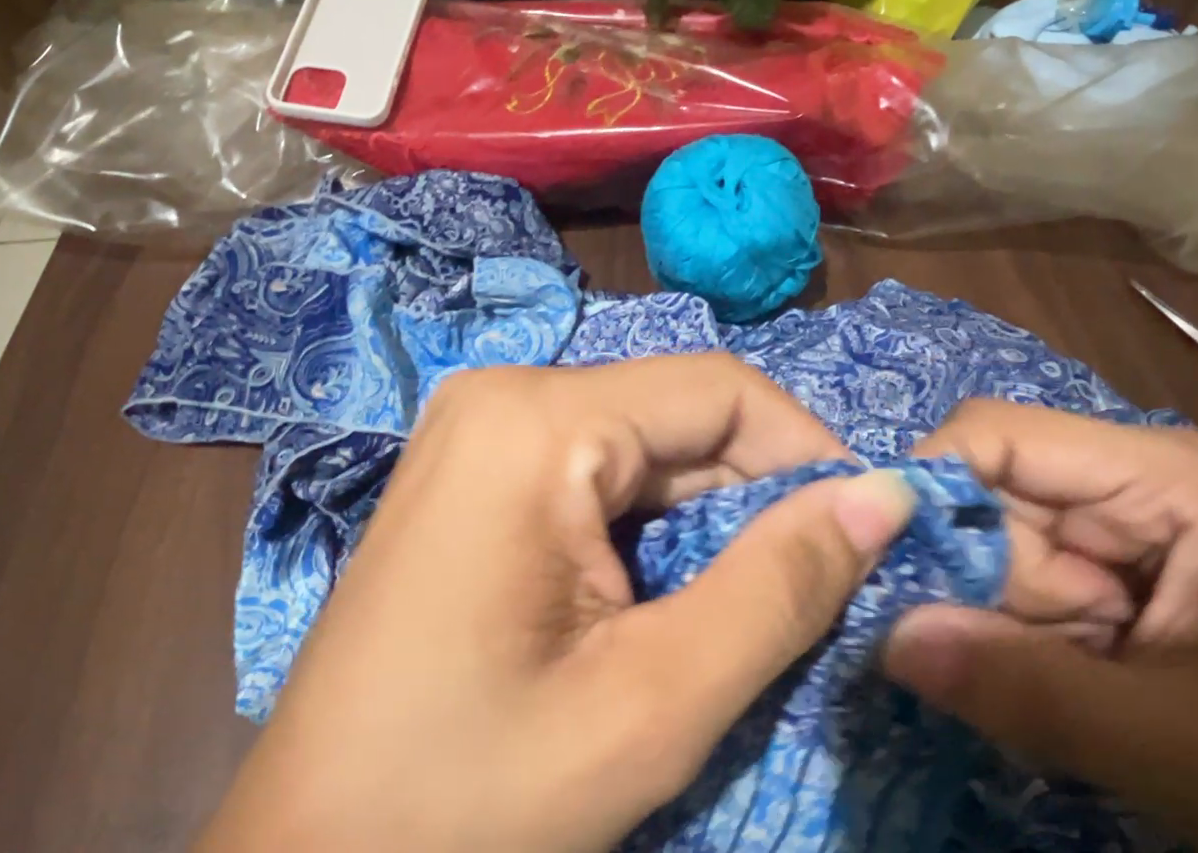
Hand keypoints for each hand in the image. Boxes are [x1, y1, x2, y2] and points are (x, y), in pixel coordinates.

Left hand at [194, 354, 922, 852]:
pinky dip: (645, 536)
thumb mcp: (654, 701)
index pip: (720, 391)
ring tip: (728, 619)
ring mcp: (475, 435)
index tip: (869, 540)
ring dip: (703, 529)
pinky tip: (651, 610)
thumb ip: (782, 587)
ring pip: (639, 454)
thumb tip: (886, 494)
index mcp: (537, 419)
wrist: (311, 851)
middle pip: (676, 421)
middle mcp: (501, 398)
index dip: (810, 456)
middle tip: (806, 602)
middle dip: (755, 503)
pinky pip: (590, 480)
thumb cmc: (473, 791)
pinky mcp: (469, 478)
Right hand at [882, 400, 1197, 852]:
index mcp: (1164, 476)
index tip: (884, 569)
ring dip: (978, 617)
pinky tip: (1041, 681)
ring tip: (1044, 685)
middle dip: (962, 575)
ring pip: (974, 544)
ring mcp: (1099, 526)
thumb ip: (1033, 691)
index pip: (1001, 435)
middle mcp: (1122, 480)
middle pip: (979, 492)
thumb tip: (888, 636)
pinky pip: (991, 585)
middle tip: (975, 657)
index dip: (930, 486)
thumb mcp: (1173, 743)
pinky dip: (989, 636)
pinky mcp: (1079, 572)